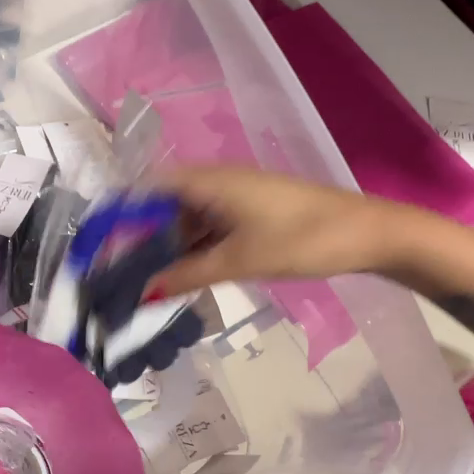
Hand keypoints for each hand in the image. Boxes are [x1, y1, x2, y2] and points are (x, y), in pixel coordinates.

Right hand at [146, 166, 412, 295]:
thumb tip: (143, 292)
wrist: (371, 235)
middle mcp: (217, 182)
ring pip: (188, 218)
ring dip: (169, 245)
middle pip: (165, 204)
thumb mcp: (239, 261)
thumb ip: (187, 275)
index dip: (122, 210)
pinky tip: (186, 274)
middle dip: (142, 235)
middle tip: (121, 270)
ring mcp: (237, 197)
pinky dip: (194, 247)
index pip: (149, 186)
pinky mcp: (252, 212)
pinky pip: (209, 226)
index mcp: (210, 182)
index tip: (101, 241)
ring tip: (147, 279)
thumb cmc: (302, 239)